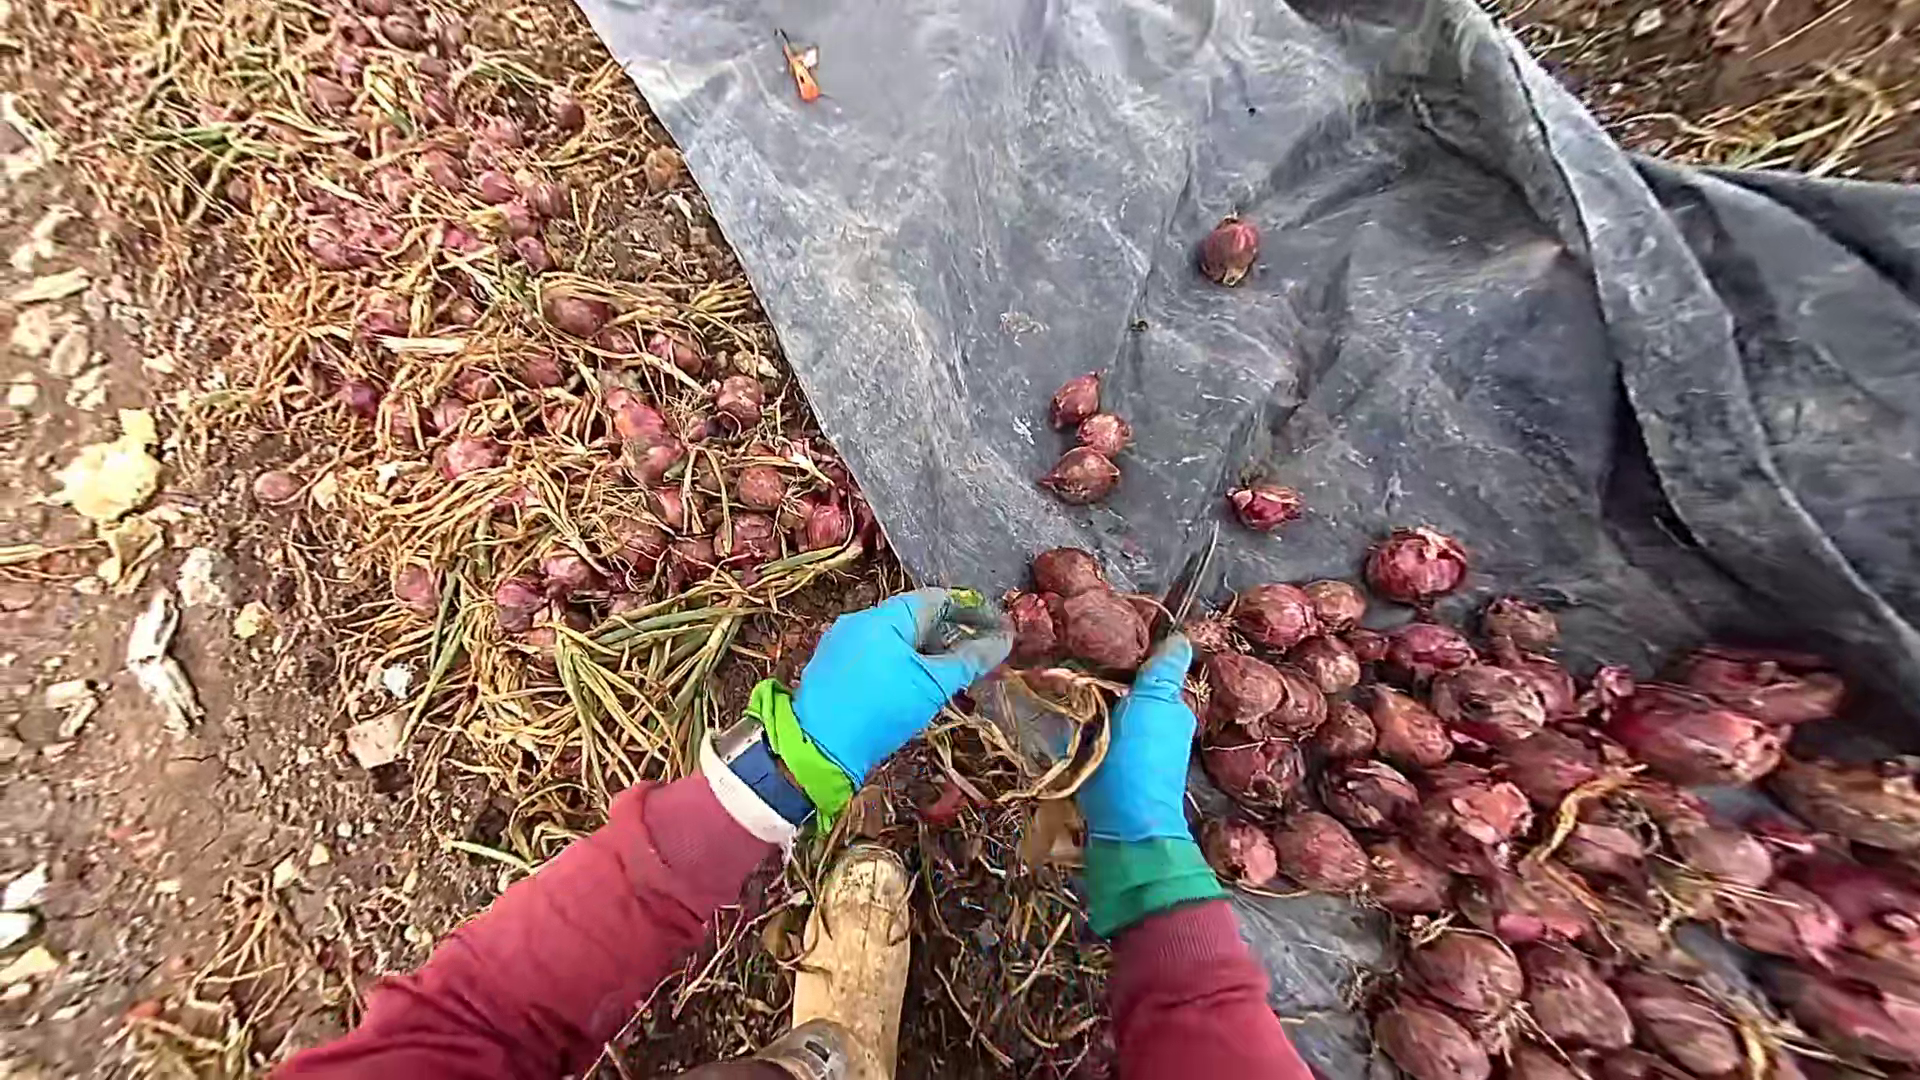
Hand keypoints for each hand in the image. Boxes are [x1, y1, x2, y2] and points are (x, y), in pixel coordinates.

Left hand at [794, 587, 1012, 781]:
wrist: (819, 750)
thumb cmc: (881, 710)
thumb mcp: (932, 685)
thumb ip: (970, 660)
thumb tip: (1004, 640)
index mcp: (884, 616)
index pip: (936, 599)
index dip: (969, 610)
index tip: (995, 628)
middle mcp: (861, 620)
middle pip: (916, 616)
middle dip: (950, 634)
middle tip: (977, 655)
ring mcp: (844, 641)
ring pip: (897, 637)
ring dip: (928, 651)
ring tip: (951, 674)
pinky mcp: (834, 664)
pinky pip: (878, 653)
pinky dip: (903, 662)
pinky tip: (917, 684)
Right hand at [1077, 635, 1196, 841]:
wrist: (1124, 818)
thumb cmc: (1142, 756)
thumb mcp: (1154, 703)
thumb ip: (1164, 670)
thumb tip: (1182, 635)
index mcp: (1168, 706)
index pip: (1147, 668)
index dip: (1125, 652)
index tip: (1100, 633)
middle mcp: (1151, 722)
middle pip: (1123, 685)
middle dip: (1101, 673)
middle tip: (1071, 652)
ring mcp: (1127, 742)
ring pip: (1104, 704)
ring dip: (1086, 693)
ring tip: (1059, 672)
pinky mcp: (1103, 757)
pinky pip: (1089, 726)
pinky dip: (1078, 716)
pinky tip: (1060, 703)